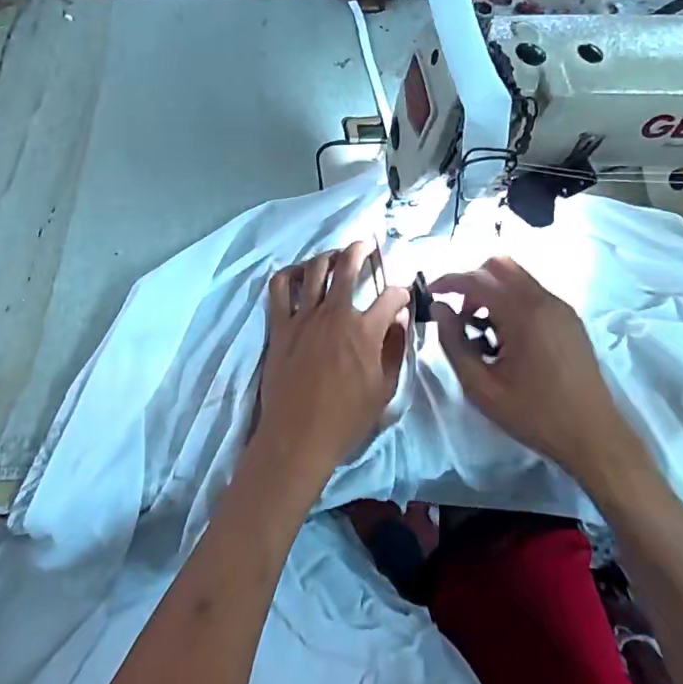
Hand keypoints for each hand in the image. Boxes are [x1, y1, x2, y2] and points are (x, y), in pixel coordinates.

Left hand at [253, 241, 411, 487]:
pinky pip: (279, 288)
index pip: (391, 296)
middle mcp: (335, 314)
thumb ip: (395, 350)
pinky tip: (298, 274)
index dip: (402, 293)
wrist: (297, 438)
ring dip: (328, 256)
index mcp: (365, 330)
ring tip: (335, 255)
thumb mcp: (384, 390)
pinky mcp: (279, 326)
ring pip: (315, 269)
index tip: (403, 297)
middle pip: (349, 265)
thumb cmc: (345, 420)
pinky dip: (288, 274)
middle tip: (367, 245)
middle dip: (362, 250)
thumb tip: (400, 322)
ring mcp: (303, 317)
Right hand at [432, 257, 647, 490]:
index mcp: (524, 313)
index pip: (478, 279)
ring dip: (492, 291)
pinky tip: (507, 337)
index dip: (448, 282)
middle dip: (472, 282)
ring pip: (517, 277)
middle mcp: (544, 300)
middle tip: (460, 316)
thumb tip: (439, 309)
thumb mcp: (481, 387)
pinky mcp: (569, 318)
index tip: (430, 294)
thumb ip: (454, 343)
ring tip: (482, 329)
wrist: (593, 435)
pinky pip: (533, 293)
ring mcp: (561, 307)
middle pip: (499, 266)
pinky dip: (512, 301)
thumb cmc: (534, 415)